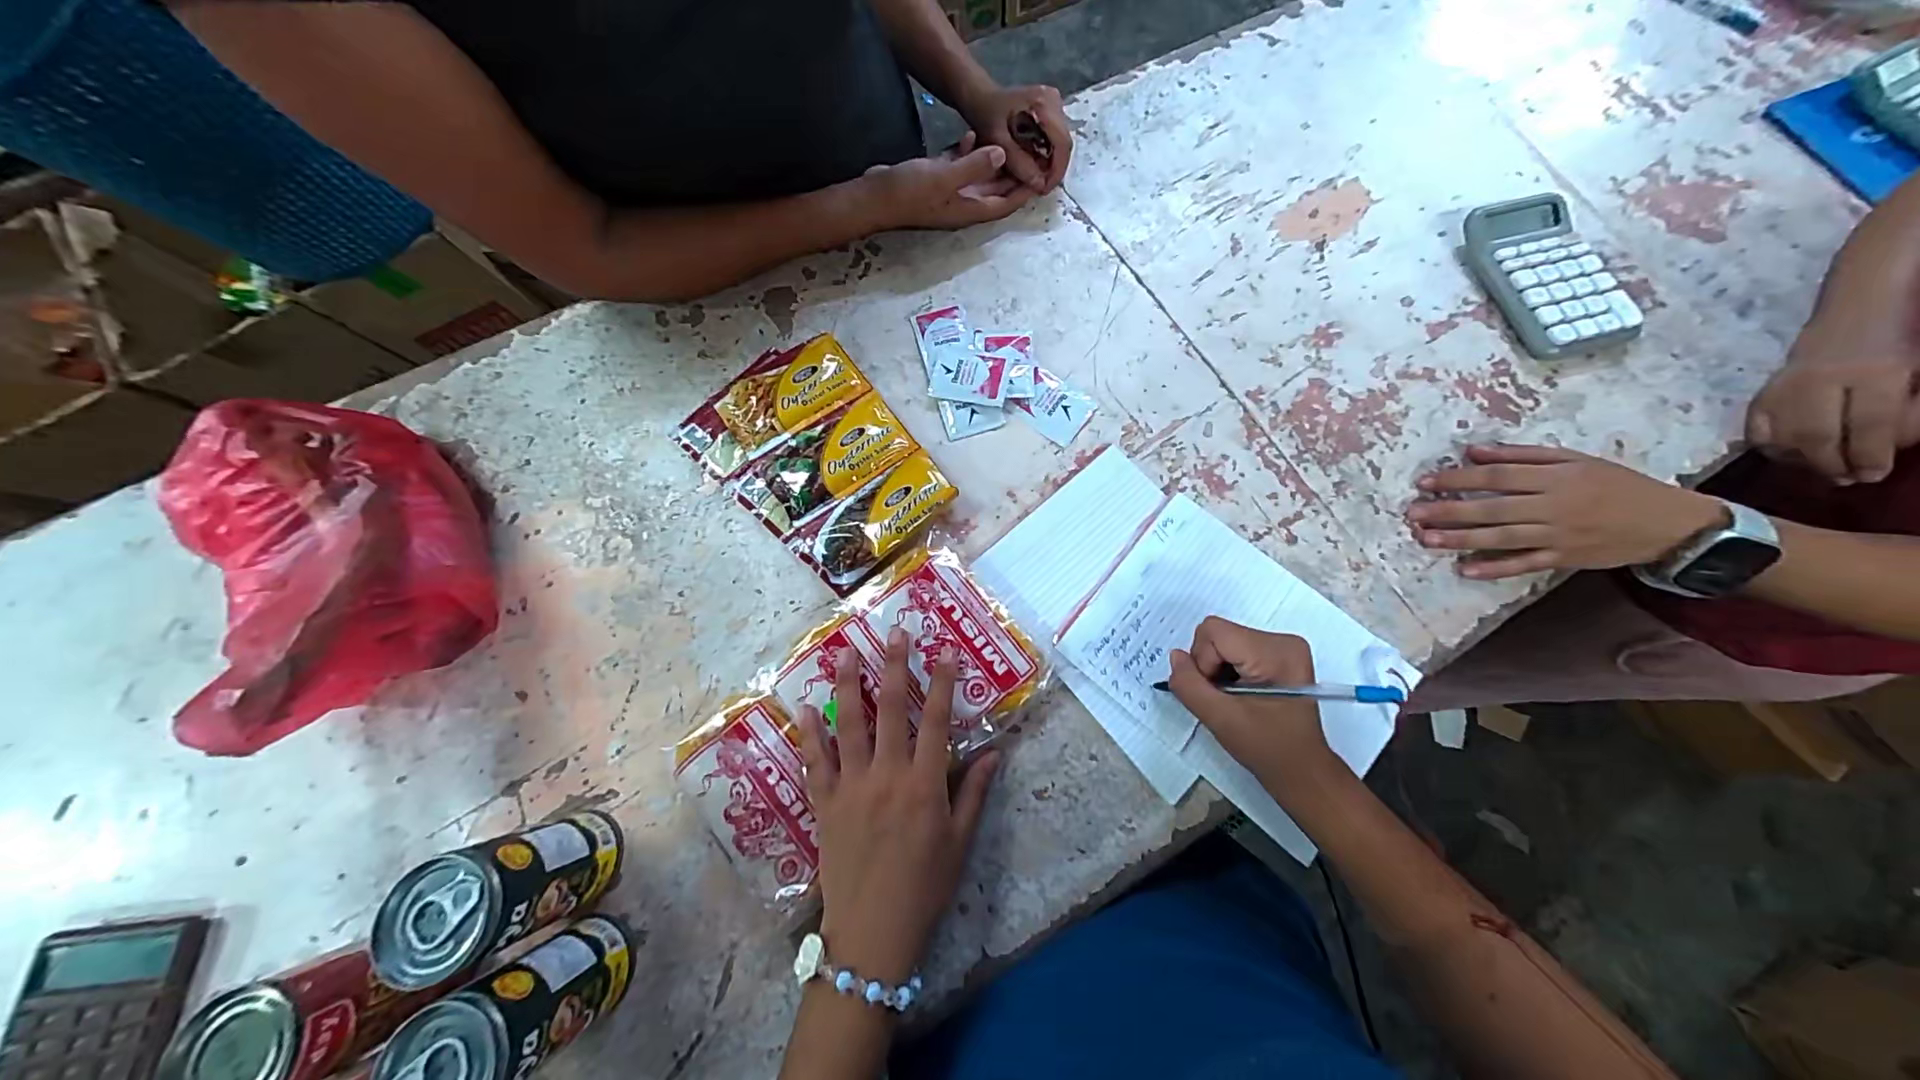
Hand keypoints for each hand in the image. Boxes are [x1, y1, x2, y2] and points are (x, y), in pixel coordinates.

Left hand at [795, 629, 999, 984]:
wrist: (872, 931)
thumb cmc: (925, 887)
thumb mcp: (960, 842)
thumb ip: (975, 793)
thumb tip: (995, 753)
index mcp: (924, 784)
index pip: (937, 721)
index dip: (942, 683)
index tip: (945, 652)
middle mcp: (886, 775)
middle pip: (890, 710)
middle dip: (893, 667)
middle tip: (894, 633)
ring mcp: (851, 787)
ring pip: (848, 725)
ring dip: (846, 686)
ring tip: (845, 654)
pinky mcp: (824, 804)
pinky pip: (815, 762)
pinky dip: (811, 733)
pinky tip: (806, 708)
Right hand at [863, 137, 1036, 230]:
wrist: (874, 196)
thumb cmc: (909, 192)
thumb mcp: (944, 176)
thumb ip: (975, 165)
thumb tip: (1003, 153)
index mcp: (970, 210)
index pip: (1006, 203)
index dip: (1025, 190)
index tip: (1042, 174)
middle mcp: (964, 204)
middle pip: (996, 191)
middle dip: (1014, 174)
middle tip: (1032, 151)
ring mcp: (949, 193)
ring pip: (979, 177)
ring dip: (992, 160)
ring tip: (1009, 139)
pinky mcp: (936, 181)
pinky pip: (959, 167)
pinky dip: (967, 153)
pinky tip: (970, 134)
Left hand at [958, 83, 1071, 192]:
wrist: (980, 97)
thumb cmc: (985, 115)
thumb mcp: (998, 140)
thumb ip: (1018, 162)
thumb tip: (1040, 184)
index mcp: (1044, 103)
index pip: (1062, 143)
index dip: (1056, 171)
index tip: (1044, 190)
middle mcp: (1054, 101)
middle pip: (1064, 143)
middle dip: (1053, 169)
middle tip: (1039, 188)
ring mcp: (1055, 105)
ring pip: (1060, 143)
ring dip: (1050, 164)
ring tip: (1036, 179)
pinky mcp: (1051, 111)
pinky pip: (1055, 139)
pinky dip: (1047, 155)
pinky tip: (1035, 165)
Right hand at [1166, 618, 1336, 790]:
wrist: (1300, 768)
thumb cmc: (1266, 747)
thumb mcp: (1219, 718)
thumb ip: (1189, 684)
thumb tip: (1176, 657)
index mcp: (1275, 652)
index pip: (1213, 632)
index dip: (1202, 661)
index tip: (1217, 693)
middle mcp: (1283, 641)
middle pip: (1218, 634)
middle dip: (1209, 665)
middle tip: (1224, 697)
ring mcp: (1283, 646)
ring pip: (1223, 640)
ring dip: (1217, 669)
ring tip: (1233, 697)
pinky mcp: (1278, 654)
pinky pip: (1235, 648)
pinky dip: (1228, 669)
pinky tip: (1240, 693)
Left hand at [1405, 444, 1724, 580]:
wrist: (1671, 522)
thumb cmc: (1617, 485)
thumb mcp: (1575, 460)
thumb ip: (1522, 456)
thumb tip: (1473, 451)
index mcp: (1556, 477)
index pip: (1496, 477)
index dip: (1457, 479)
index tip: (1424, 483)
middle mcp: (1554, 506)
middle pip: (1492, 508)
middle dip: (1448, 511)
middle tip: (1412, 514)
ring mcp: (1558, 535)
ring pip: (1502, 537)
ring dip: (1461, 540)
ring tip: (1425, 539)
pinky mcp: (1564, 559)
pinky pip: (1524, 564)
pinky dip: (1495, 568)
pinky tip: (1465, 569)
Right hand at [1747, 313, 1919, 484]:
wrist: (1866, 301)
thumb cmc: (1907, 334)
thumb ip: (1907, 408)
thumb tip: (1885, 445)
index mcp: (1874, 370)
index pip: (1868, 424)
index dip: (1871, 455)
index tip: (1873, 476)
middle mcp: (1819, 379)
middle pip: (1816, 434)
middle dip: (1830, 462)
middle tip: (1845, 479)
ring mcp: (1784, 384)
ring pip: (1781, 433)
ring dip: (1797, 458)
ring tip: (1818, 469)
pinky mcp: (1764, 388)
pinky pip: (1757, 424)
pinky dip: (1767, 443)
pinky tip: (1786, 452)